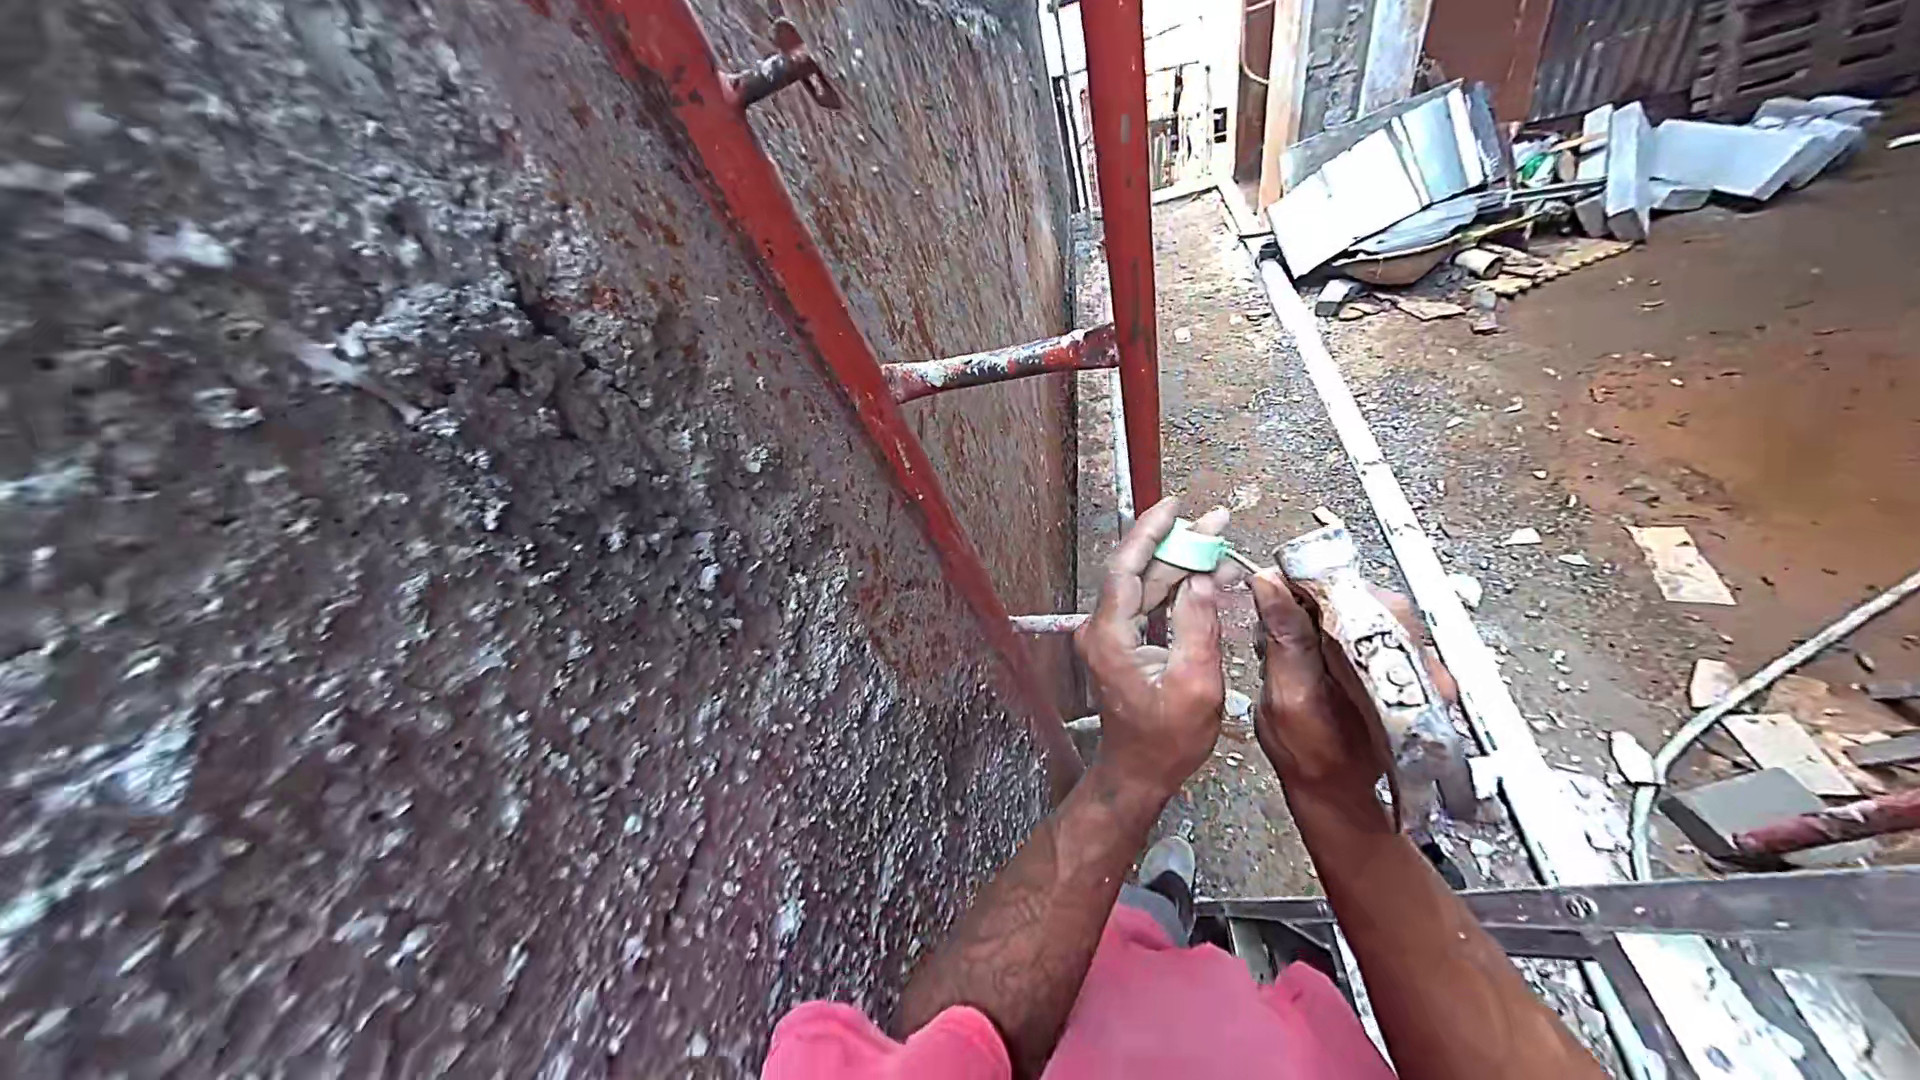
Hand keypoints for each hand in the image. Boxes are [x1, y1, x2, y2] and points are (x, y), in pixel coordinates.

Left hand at [1074, 497, 1236, 802]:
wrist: (1139, 770)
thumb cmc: (1164, 740)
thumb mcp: (1195, 685)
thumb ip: (1197, 627)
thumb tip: (1201, 581)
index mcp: (1110, 636)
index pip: (1125, 568)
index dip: (1149, 533)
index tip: (1173, 508)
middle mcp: (1101, 630)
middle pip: (1137, 571)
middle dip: (1176, 544)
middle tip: (1213, 522)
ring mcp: (1110, 636)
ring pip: (1145, 585)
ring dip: (1179, 565)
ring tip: (1217, 544)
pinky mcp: (1121, 643)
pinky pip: (1148, 605)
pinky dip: (1175, 589)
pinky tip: (1203, 577)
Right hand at [1249, 572, 1456, 808]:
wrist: (1345, 794)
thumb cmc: (1316, 759)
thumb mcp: (1286, 698)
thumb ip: (1284, 639)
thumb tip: (1270, 585)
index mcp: (1389, 669)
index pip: (1350, 594)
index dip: (1306, 584)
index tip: (1274, 584)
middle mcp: (1420, 660)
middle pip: (1360, 595)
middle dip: (1311, 600)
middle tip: (1277, 622)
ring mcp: (1420, 661)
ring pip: (1363, 607)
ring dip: (1320, 614)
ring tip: (1294, 644)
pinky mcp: (1408, 663)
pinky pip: (1368, 625)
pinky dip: (1334, 629)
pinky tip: (1315, 653)